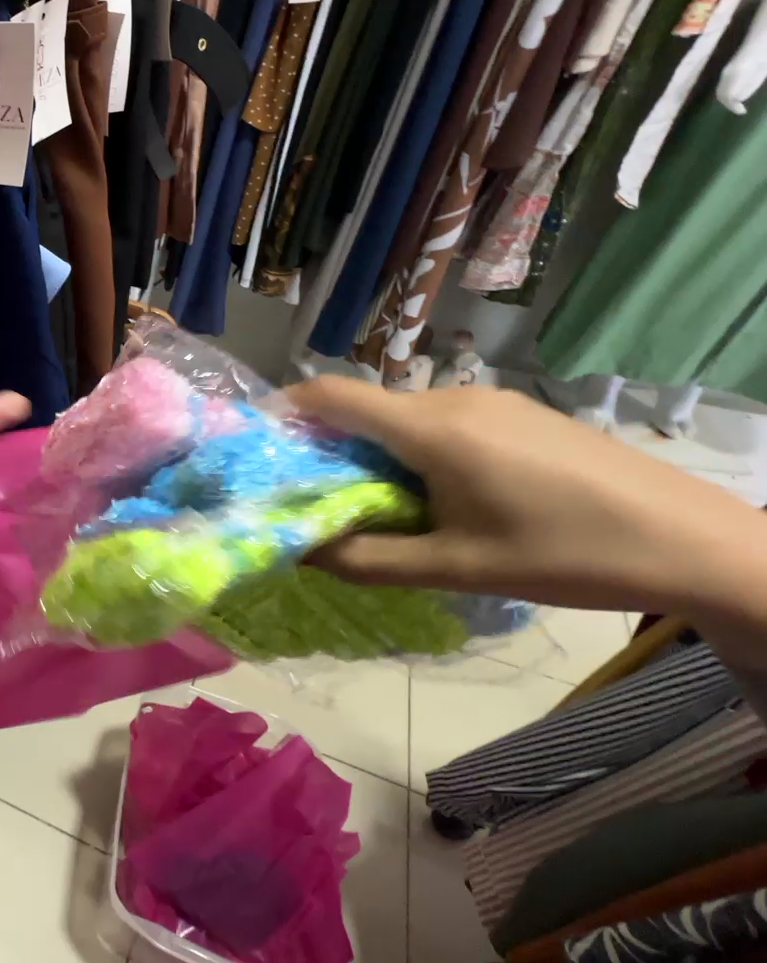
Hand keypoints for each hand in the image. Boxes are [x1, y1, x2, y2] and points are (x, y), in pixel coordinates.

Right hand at [290, 378, 765, 617]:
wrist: (704, 545)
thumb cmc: (567, 556)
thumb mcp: (453, 568)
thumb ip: (361, 558)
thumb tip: (295, 548)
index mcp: (430, 427)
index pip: (327, 394)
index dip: (282, 411)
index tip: (259, 447)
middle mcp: (453, 398)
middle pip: (361, 409)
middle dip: (327, 448)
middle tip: (320, 498)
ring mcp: (492, 401)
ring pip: (400, 416)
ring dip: (374, 452)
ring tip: (383, 504)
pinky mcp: (520, 413)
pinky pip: (439, 420)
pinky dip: (413, 450)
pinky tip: (442, 495)